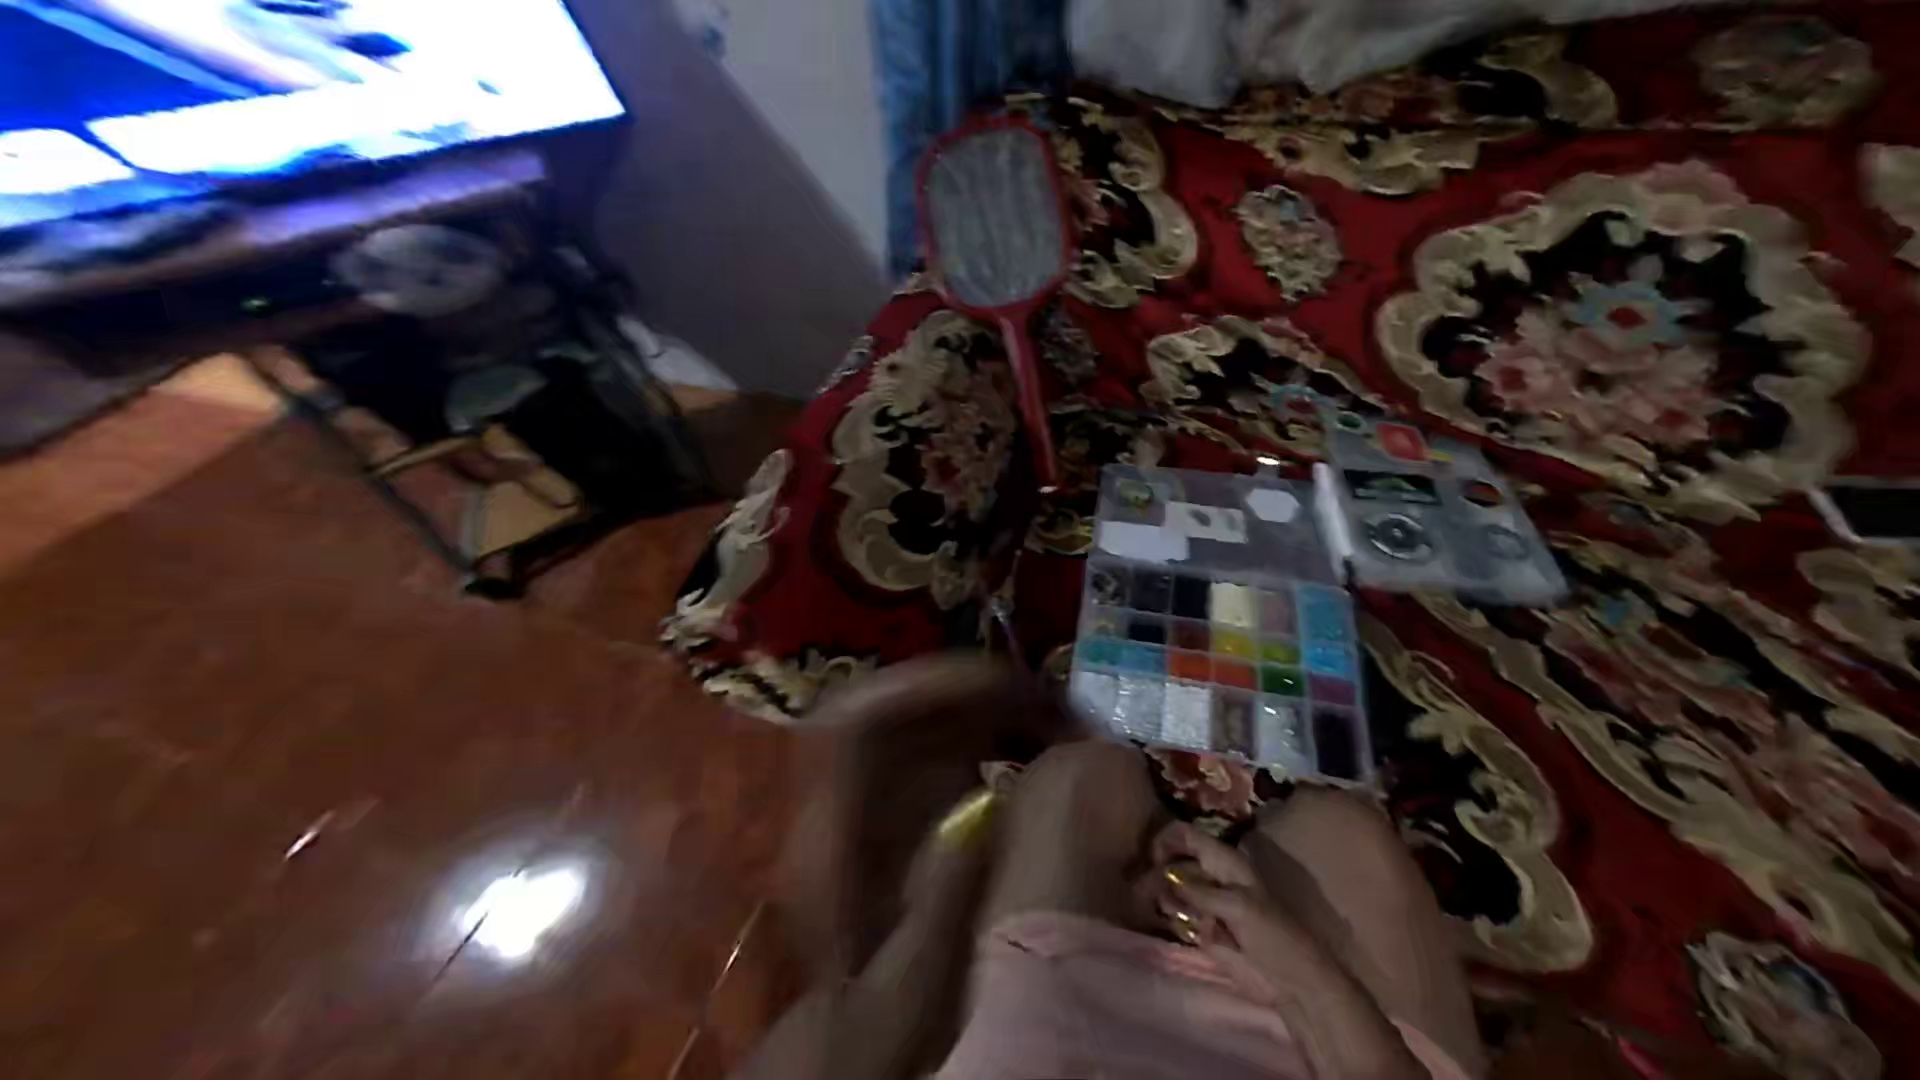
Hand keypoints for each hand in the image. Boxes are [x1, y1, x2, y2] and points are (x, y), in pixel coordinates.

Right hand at [1149, 822, 1429, 1079]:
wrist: (1291, 982)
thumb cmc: (1274, 935)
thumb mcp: (1239, 906)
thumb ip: (1201, 891)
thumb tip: (1166, 880)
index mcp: (1225, 861)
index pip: (1189, 835)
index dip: (1167, 837)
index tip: (1150, 853)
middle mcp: (1211, 875)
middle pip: (1175, 859)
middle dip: (1156, 866)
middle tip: (1138, 881)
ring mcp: (1205, 901)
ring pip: (1171, 886)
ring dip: (1156, 890)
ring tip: (1143, 900)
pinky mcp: (1201, 927)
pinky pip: (1175, 912)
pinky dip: (1163, 911)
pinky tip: (1158, 915)